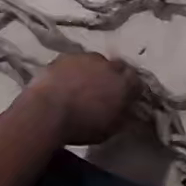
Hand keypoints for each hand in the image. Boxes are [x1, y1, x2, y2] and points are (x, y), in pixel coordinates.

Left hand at [21, 53, 139, 145]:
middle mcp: (109, 66)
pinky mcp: (66, 56)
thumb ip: (123, 117)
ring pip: (96, 61)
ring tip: (84, 83)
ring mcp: (87, 58)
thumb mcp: (110, 129)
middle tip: (106, 88)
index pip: (137, 82)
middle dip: (114, 75)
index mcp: (124, 84)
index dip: (132, 89)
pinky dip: (75, 68)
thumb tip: (129, 111)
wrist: (48, 111)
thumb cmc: (82, 126)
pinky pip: (75, 61)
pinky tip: (67, 79)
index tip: (127, 96)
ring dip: (94, 69)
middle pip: (118, 66)